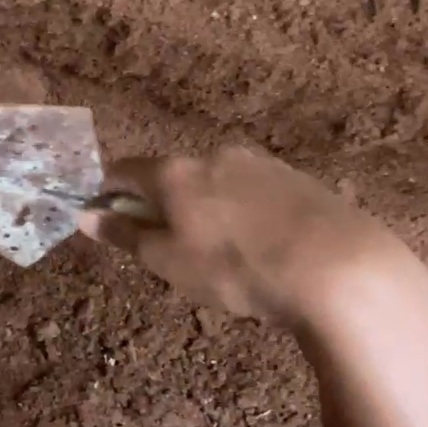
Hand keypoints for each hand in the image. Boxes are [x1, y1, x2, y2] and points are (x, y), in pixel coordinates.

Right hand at [80, 146, 427, 332]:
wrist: (343, 272)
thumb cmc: (235, 268)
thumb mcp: (165, 260)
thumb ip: (122, 234)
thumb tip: (84, 214)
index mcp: (173, 171)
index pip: (120, 171)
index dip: (106, 196)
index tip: (109, 225)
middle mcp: (214, 155)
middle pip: (168, 176)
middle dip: (158, 206)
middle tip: (166, 251)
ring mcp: (262, 164)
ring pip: (211, 185)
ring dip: (200, 211)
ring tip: (217, 255)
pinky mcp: (300, 180)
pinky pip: (249, 193)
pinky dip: (238, 215)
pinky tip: (256, 250)